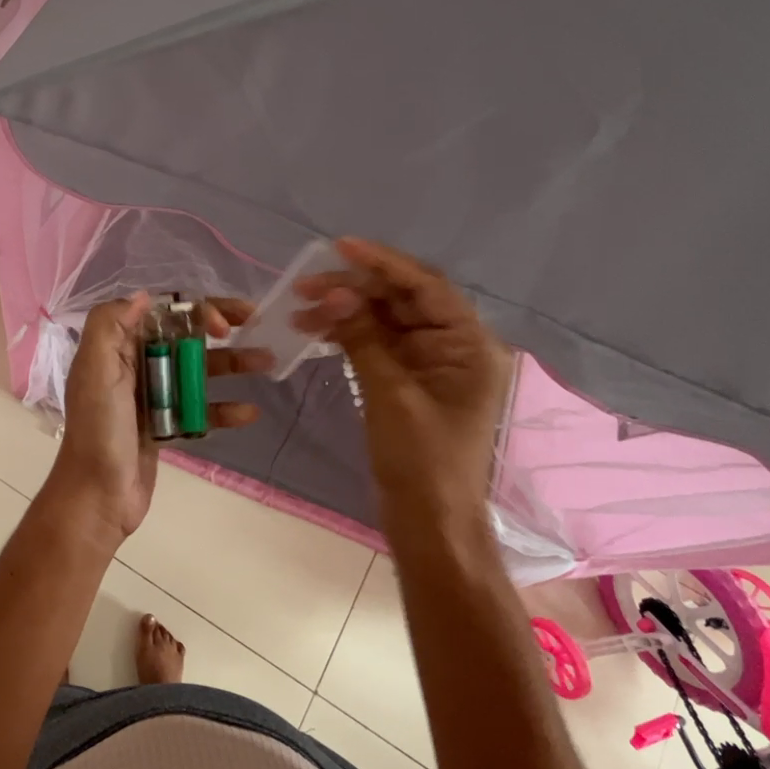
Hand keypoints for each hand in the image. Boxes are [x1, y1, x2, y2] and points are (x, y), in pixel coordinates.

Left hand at [46, 295, 269, 540]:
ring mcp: (152, 396)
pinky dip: (224, 408)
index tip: (225, 324)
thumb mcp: (95, 370)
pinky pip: (200, 408)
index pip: (163, 314)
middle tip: (259, 328)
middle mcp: (133, 366)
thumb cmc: (98, 430)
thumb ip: (110, 326)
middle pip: (184, 337)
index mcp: (116, 347)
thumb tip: (145, 295)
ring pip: (198, 370)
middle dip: (221, 329)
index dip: (196, 310)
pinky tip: (250, 412)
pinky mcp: (165, 425)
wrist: (97, 495)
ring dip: (232, 364)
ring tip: (268, 362)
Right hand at [292, 239, 511, 509]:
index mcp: (469, 345)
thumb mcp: (391, 395)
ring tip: (301, 310)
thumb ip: (364, 338)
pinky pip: (378, 343)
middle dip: (355, 287)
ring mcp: (431, 364)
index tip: (340, 247)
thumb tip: (337, 293)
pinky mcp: (409, 381)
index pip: (426, 287)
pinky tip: (317, 331)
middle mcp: (454, 346)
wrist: (430, 521)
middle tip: (305, 285)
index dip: (383, 263)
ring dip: (346, 310)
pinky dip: (349, 334)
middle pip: (403, 299)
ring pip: (386, 320)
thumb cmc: (422, 459)